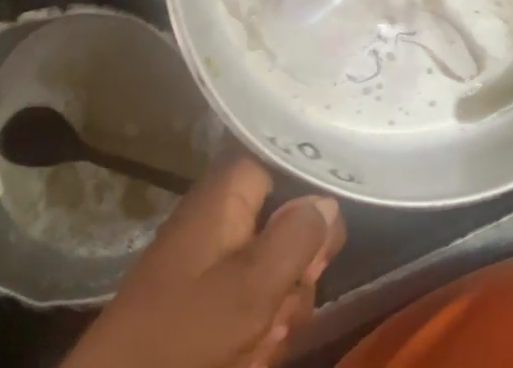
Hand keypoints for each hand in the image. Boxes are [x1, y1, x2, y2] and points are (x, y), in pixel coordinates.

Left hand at [64, 151, 346, 367]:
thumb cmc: (186, 332)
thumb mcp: (252, 285)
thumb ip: (298, 237)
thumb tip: (326, 201)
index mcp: (225, 199)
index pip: (277, 163)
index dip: (308, 189)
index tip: (325, 227)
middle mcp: (222, 224)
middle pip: (288, 226)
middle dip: (300, 269)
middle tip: (283, 300)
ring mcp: (216, 267)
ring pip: (279, 273)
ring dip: (283, 309)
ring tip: (260, 339)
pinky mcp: (212, 306)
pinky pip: (257, 306)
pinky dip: (260, 331)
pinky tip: (248, 355)